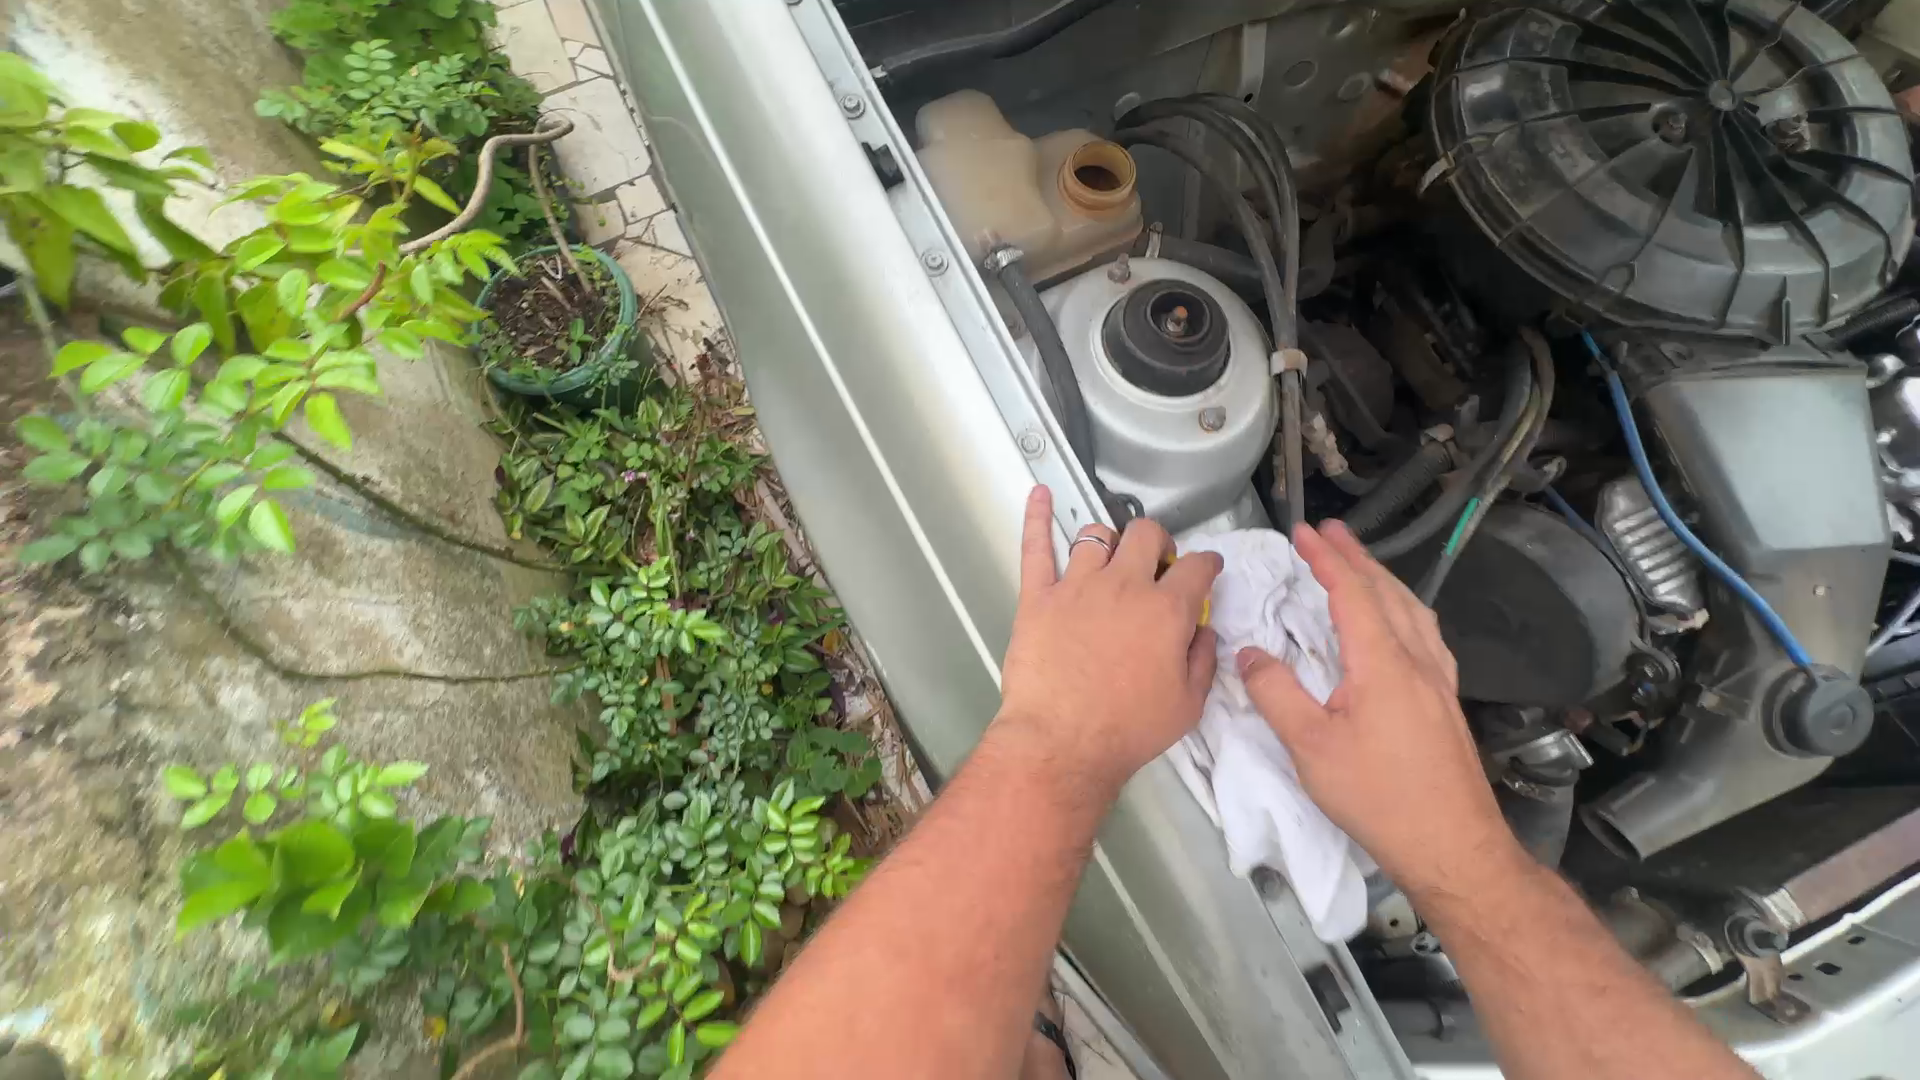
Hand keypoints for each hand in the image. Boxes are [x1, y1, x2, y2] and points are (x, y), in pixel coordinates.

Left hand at [993, 486, 1222, 798]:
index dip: (1206, 563)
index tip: (1206, 567)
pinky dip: (1036, 516)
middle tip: (1155, 564)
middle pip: (1145, 534)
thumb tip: (1202, 628)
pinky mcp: (1037, 595)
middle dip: (1157, 542)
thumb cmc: (1129, 728)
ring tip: (1109, 558)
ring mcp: (1076, 585)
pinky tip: (1038, 493)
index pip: (1197, 566)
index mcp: (1166, 609)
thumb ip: (1202, 658)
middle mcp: (1123, 584)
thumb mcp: (1188, 703)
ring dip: (1109, 542)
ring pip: (1095, 535)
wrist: (1062, 741)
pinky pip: (1036, 546)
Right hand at [1237, 520, 1527, 898]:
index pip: (1354, 594)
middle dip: (1356, 557)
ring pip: (1413, 610)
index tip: (1303, 531)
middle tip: (1329, 531)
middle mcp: (1418, 661)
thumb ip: (1276, 693)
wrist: (1453, 848)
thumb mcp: (1309, 746)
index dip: (1327, 559)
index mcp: (1384, 664)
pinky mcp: (1445, 702)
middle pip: (1388, 592)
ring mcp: (1438, 681)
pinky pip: (1425, 633)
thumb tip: (1249, 654)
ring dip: (1382, 578)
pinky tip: (1399, 621)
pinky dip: (1403, 608)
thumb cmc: (1376, 795)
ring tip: (1358, 562)